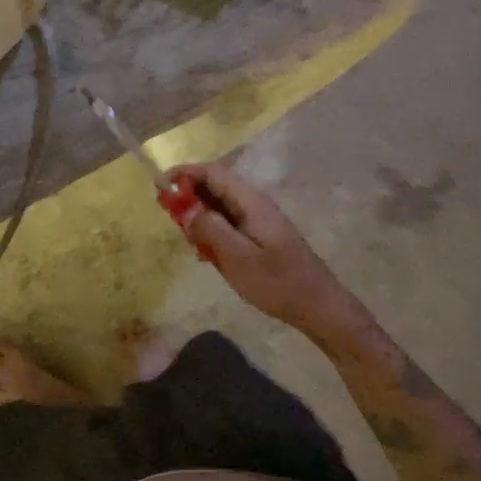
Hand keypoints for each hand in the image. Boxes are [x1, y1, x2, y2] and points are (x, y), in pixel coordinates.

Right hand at [170, 162, 365, 336]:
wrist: (319, 308)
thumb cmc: (278, 283)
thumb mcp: (237, 257)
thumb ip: (210, 228)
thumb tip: (184, 206)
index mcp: (251, 203)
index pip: (214, 173)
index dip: (185, 173)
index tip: (160, 186)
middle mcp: (255, 205)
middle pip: (216, 186)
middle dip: (189, 196)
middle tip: (168, 216)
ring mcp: (259, 221)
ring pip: (221, 206)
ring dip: (200, 217)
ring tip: (188, 240)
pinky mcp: (261, 237)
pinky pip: (229, 224)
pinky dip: (213, 231)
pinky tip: (207, 254)